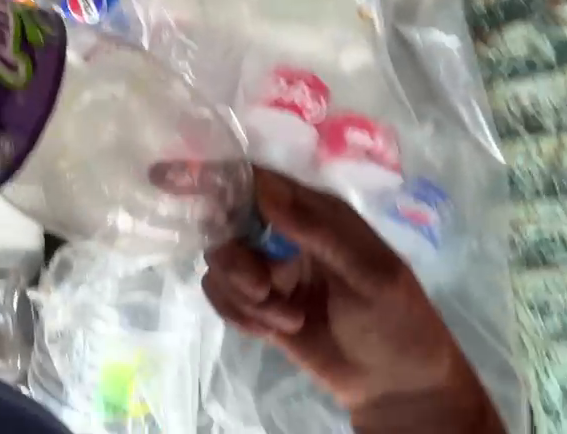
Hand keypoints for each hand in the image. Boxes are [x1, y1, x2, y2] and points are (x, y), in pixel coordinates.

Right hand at [203, 169, 502, 433]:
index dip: (207, 173)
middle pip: (222, 220)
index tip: (166, 178)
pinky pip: (219, 293)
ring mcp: (264, 265)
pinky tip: (273, 329)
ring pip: (218, 260)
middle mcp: (279, 230)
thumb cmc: (399, 324)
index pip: (250, 179)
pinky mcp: (253, 300)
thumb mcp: (372, 274)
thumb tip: (263, 188)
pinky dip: (240, 314)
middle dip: (235, 259)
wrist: (401, 392)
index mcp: (309, 210)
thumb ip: (318, 230)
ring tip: (284, 318)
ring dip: (246, 295)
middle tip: (262, 286)